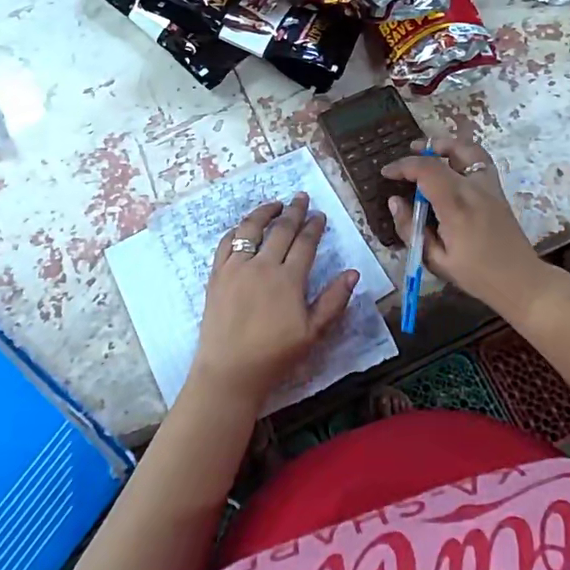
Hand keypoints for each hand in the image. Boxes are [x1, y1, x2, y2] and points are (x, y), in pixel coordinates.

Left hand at [190, 194, 357, 408]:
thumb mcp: (313, 332)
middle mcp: (262, 266)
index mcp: (289, 279)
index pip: (305, 243)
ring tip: (275, 204)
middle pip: (281, 230)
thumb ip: (334, 300)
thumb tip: (352, 273)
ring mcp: (236, 268)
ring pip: (251, 229)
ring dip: (265, 212)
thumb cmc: (276, 355)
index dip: (314, 226)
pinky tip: (244, 227)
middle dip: (294, 211)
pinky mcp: (217, 275)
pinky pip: (226, 243)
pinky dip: (238, 230)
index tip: (320, 215)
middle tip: (301, 198)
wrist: (230, 371)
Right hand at [382, 138, 547, 314]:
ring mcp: (490, 185)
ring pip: (469, 148)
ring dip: (447, 145)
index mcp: (456, 205)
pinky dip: (462, 153)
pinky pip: (480, 159)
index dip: (402, 166)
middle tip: (408, 154)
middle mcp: (475, 187)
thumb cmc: (475, 274)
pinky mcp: (498, 189)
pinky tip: (452, 167)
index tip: (386, 174)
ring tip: (431, 152)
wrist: (519, 279)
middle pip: (448, 151)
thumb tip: (395, 201)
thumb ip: (411, 228)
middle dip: (424, 149)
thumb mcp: (434, 259)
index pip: (426, 169)